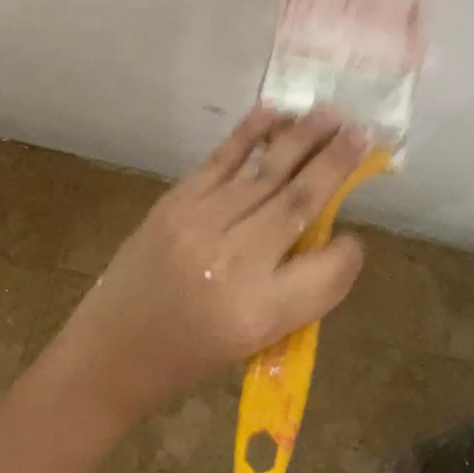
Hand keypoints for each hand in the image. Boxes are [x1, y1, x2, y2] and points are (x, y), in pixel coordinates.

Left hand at [44, 107, 369, 422]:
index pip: (327, 270)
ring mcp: (201, 224)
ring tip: (332, 115)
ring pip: (265, 173)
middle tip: (363, 134)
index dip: (348, 250)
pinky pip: (221, 160)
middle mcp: (235, 263)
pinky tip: (276, 114)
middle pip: (299, 202)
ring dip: (302, 140)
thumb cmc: (188, 358)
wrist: (110, 352)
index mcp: (260, 313)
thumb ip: (292, 291)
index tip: (354, 236)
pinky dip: (250, 134)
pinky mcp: (175, 202)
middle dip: (335, 165)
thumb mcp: (252, 341)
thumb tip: (324, 236)